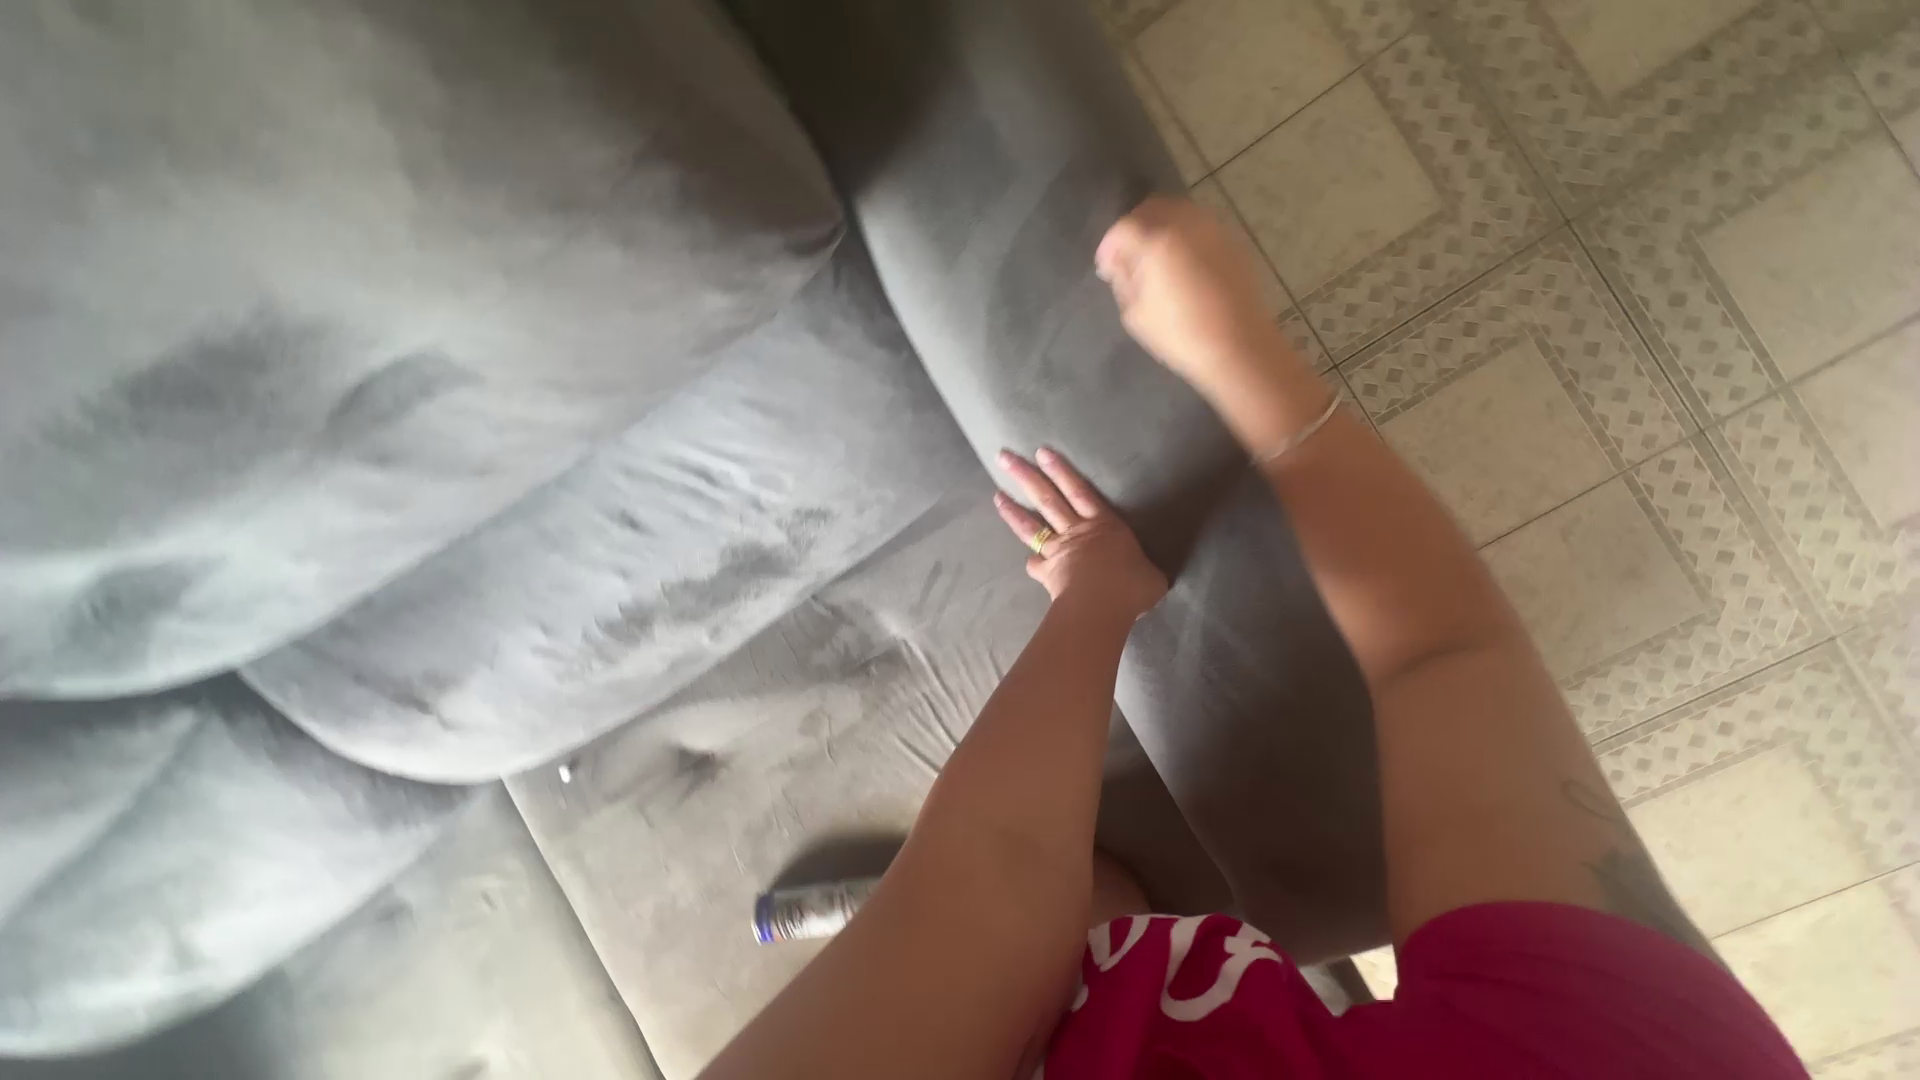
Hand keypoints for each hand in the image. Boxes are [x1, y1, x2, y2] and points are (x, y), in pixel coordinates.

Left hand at [993, 447, 1166, 622]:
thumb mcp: (1149, 574)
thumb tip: (1147, 576)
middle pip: (1047, 499)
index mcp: (1104, 524)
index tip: (1041, 452)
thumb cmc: (1131, 586)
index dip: (1061, 470)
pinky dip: (1031, 562)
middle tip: (1004, 458)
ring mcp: (1057, 551)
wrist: (1102, 606)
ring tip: (997, 496)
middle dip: (1025, 476)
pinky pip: (1035, 565)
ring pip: (1031, 527)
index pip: (1079, 490)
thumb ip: (1143, 569)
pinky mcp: (1047, 573)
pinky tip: (1028, 562)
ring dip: (1013, 510)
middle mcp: (1076, 532)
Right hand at [1094, 195, 1286, 388]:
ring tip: (1155, 257)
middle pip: (1152, 208)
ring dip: (1160, 228)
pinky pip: (1199, 226)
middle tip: (1127, 255)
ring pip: (1178, 212)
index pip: (1122, 228)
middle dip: (1134, 228)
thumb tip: (1120, 264)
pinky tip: (1181, 262)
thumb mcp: (1136, 315)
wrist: (1239, 345)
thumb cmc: (1181, 335)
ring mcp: (1213, 229)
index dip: (1109, 246)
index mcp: (1157, 242)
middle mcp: (1186, 224)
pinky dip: (1184, 236)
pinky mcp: (1232, 241)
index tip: (1106, 267)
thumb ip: (1123, 281)